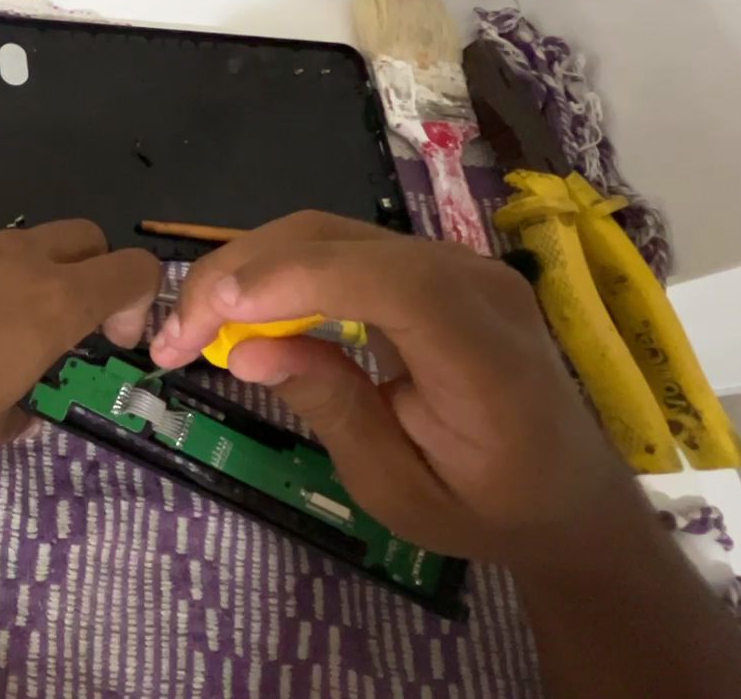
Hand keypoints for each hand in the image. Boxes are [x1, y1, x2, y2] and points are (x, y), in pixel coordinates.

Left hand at [0, 220, 159, 487]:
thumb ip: (23, 408)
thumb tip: (29, 398)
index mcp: (46, 304)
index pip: (131, 269)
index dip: (139, 301)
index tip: (107, 343)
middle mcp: (11, 259)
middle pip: (85, 236)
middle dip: (93, 274)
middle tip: (60, 331)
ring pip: (22, 243)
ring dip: (29, 278)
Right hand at [151, 212, 645, 569]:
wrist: (566, 491)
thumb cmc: (486, 507)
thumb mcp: (399, 488)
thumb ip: (331, 410)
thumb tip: (244, 353)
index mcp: (486, 356)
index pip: (393, 285)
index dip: (298, 283)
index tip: (216, 314)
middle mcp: (472, 284)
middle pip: (334, 242)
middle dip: (238, 276)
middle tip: (174, 335)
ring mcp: (448, 261)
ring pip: (320, 233)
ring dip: (243, 269)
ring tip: (192, 322)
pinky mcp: (422, 260)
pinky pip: (331, 245)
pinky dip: (271, 269)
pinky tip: (239, 305)